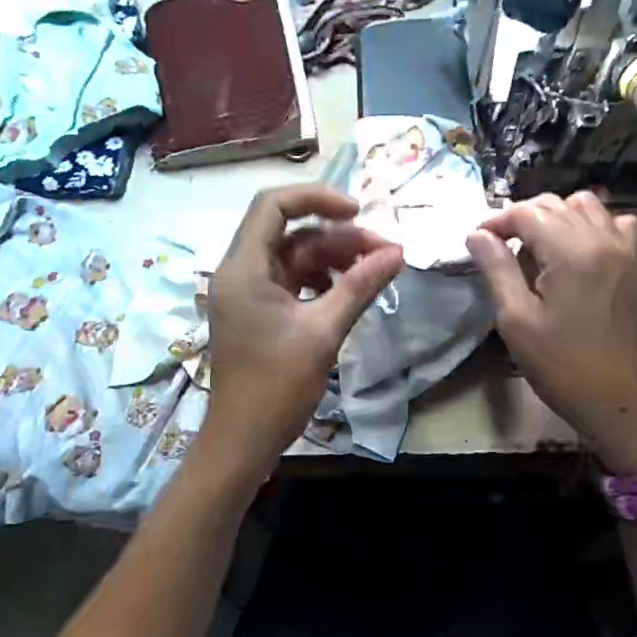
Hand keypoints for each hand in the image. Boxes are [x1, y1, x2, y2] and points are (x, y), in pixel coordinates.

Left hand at [203, 184, 404, 474]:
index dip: (317, 198)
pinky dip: (320, 282)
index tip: (359, 211)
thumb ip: (359, 287)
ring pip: (293, 258)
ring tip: (373, 273)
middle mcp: (239, 273)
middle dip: (337, 237)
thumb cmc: (276, 387)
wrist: (244, 439)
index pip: (273, 206)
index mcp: (243, 269)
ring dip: (333, 260)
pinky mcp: (257, 314)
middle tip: (383, 253)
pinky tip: (347, 293)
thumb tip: (397, 252)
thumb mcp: (323, 333)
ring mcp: (247, 294)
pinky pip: (291, 282)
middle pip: (289, 233)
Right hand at [466, 191, 636, 474]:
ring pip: (586, 206)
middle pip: (556, 204)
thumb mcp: (516, 320)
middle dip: (523, 218)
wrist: (619, 400)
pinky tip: (574, 252)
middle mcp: (602, 238)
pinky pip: (612, 224)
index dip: (497, 222)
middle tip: (499, 250)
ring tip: (535, 250)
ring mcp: (623, 249)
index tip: (477, 243)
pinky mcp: (633, 265)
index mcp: (572, 251)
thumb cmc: (561, 366)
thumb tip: (477, 235)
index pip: (528, 212)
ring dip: (555, 217)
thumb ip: (497, 270)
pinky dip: (589, 226)